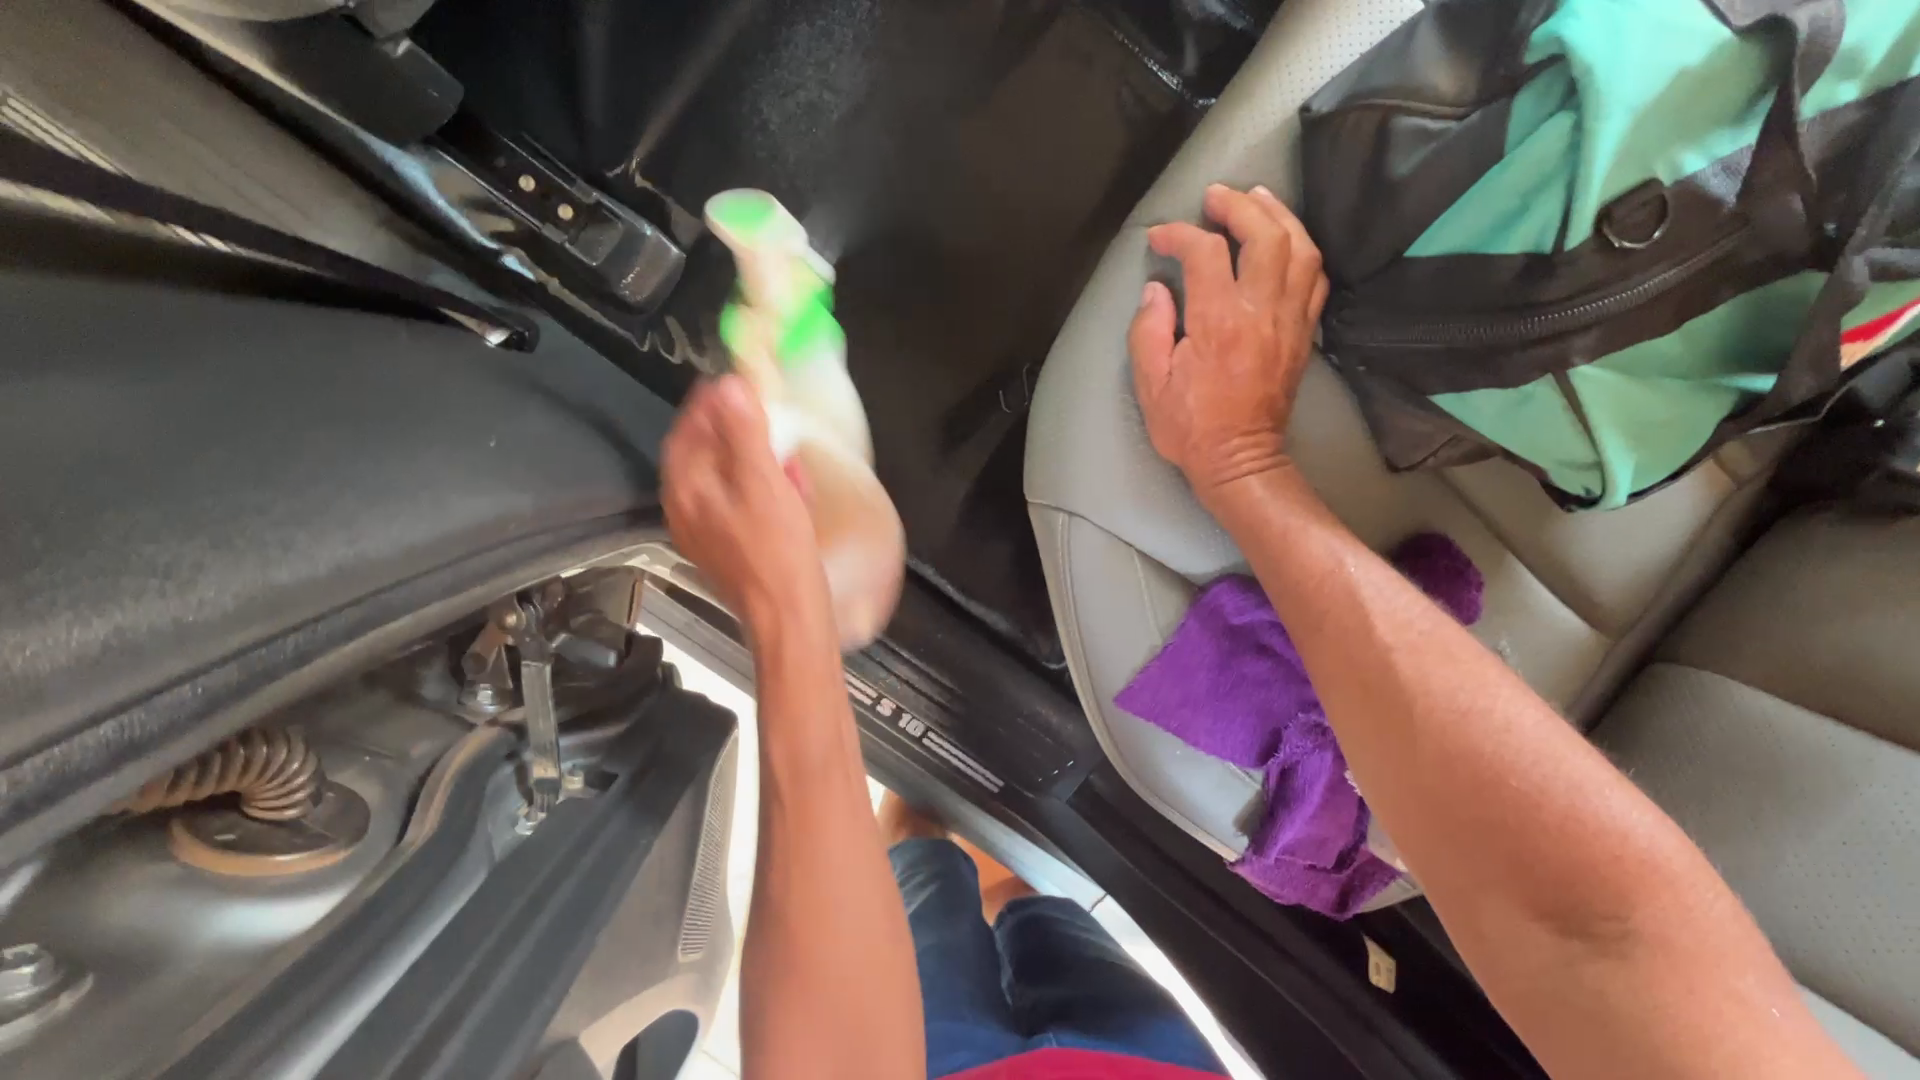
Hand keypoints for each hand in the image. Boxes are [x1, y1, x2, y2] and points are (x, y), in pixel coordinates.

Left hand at [661, 376, 831, 637]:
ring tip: (786, 459)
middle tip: (769, 420)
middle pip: (704, 455)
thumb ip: (745, 433)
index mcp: (686, 490)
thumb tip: (732, 388)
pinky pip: (736, 505)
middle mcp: (686, 510)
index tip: (737, 386)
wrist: (788, 616)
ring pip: (723, 480)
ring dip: (753, 462)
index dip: (710, 404)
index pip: (687, 431)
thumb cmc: (777, 550)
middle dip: (738, 434)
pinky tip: (788, 494)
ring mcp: (704, 532)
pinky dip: (759, 490)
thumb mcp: (763, 482)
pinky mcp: (726, 549)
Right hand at [1130, 184, 1328, 506]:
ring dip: (1279, 216)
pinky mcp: (1303, 333)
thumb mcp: (1150, 384)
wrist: (1239, 460)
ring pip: (1300, 248)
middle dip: (1240, 205)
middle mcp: (1260, 311)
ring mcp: (1289, 320)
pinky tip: (1286, 241)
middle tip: (1216, 197)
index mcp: (1217, 321)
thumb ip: (1148, 330)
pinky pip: (1316, 278)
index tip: (1159, 239)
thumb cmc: (1190, 426)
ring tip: (1257, 200)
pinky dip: (1303, 250)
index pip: (1204, 252)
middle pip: (1264, 234)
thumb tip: (1156, 290)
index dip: (1179, 234)